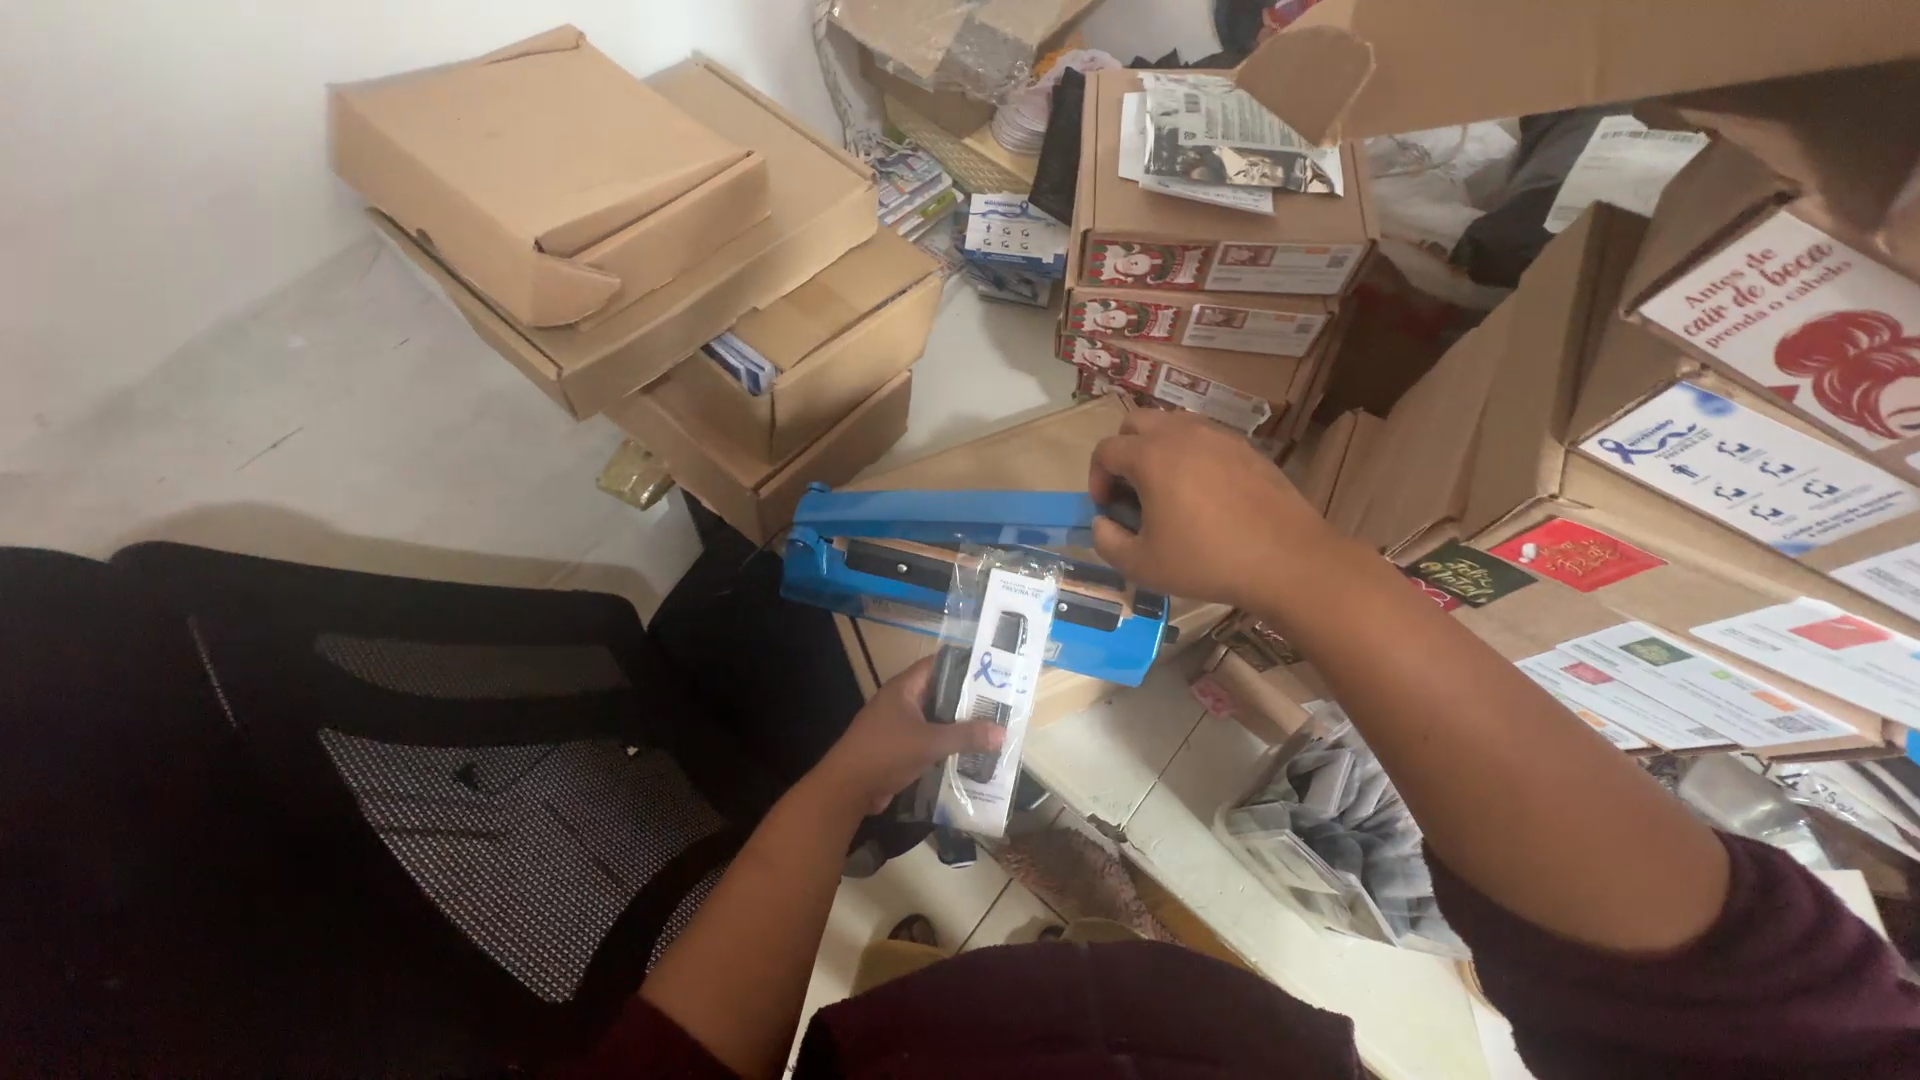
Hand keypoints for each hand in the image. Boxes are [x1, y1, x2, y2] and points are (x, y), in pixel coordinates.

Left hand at [811, 658, 1005, 816]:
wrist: (847, 788)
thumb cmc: (885, 753)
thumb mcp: (930, 742)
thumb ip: (966, 736)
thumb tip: (1002, 732)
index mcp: (905, 688)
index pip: (938, 664)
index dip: (964, 664)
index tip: (993, 670)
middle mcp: (902, 701)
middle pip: (940, 693)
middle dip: (968, 699)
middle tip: (1000, 703)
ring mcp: (899, 725)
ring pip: (936, 719)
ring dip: (959, 724)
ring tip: (992, 728)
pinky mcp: (899, 748)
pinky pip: (929, 740)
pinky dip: (947, 744)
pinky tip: (971, 753)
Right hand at [1090, 410, 1336, 610]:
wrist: (1286, 559)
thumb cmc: (1206, 561)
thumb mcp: (1142, 565)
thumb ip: (1107, 542)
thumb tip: (1103, 523)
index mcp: (1151, 456)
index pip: (1106, 450)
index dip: (1096, 479)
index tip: (1108, 509)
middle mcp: (1182, 434)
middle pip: (1136, 423)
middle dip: (1123, 452)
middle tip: (1131, 490)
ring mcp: (1218, 436)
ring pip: (1173, 425)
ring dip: (1157, 449)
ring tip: (1166, 488)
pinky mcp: (1246, 447)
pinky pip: (1206, 438)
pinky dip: (1192, 455)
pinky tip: (1204, 493)